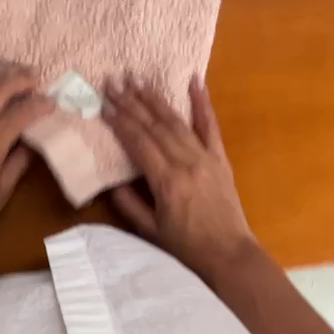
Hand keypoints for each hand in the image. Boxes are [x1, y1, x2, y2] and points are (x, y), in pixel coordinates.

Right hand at [102, 76, 262, 278]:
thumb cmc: (186, 246)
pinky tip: (194, 80)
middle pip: (155, 126)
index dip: (120, 122)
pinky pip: (210, 126)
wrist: (229, 253)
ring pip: (177, 121)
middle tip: (115, 81)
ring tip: (139, 80)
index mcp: (167, 181)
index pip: (139, 143)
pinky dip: (202, 102)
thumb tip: (111, 183)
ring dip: (156, 99)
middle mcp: (186, 163)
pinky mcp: (220, 158)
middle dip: (133, 102)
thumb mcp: (150, 230)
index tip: (104, 105)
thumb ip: (129, 205)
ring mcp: (205, 157)